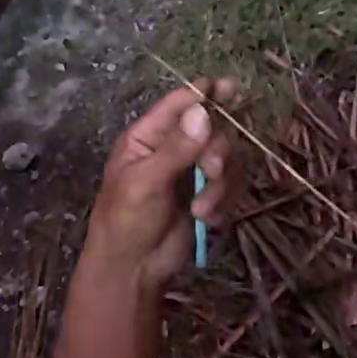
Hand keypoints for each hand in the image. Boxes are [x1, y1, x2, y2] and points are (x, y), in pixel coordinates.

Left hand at [84, 80, 236, 290]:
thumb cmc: (125, 221)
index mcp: (148, 138)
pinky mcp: (207, 197)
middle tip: (211, 172)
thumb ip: (176, 149)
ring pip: (226, 160)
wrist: (133, 270)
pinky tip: (208, 220)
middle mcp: (173, 149)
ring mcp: (191, 174)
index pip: (179, 106)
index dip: (203, 93)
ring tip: (202, 209)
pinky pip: (230, 187)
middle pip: (212, 131)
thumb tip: (202, 112)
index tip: (229, 87)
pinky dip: (223, 202)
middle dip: (216, 152)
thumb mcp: (145, 182)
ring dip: (220, 185)